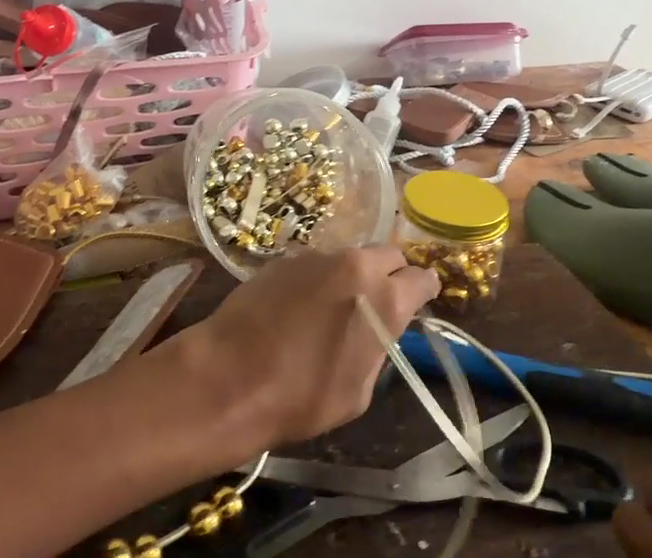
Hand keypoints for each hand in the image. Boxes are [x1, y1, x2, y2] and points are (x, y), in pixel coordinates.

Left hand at [172, 246, 438, 447]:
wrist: (229, 376)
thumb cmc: (301, 397)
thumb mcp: (359, 390)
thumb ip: (377, 347)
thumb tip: (375, 331)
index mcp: (384, 298)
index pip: (422, 278)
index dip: (422, 291)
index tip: (417, 302)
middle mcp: (353, 264)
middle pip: (387, 255)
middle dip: (389, 274)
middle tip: (378, 302)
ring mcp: (313, 257)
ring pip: (347, 257)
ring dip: (350, 276)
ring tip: (333, 307)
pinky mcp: (280, 259)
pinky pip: (313, 264)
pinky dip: (316, 279)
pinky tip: (299, 306)